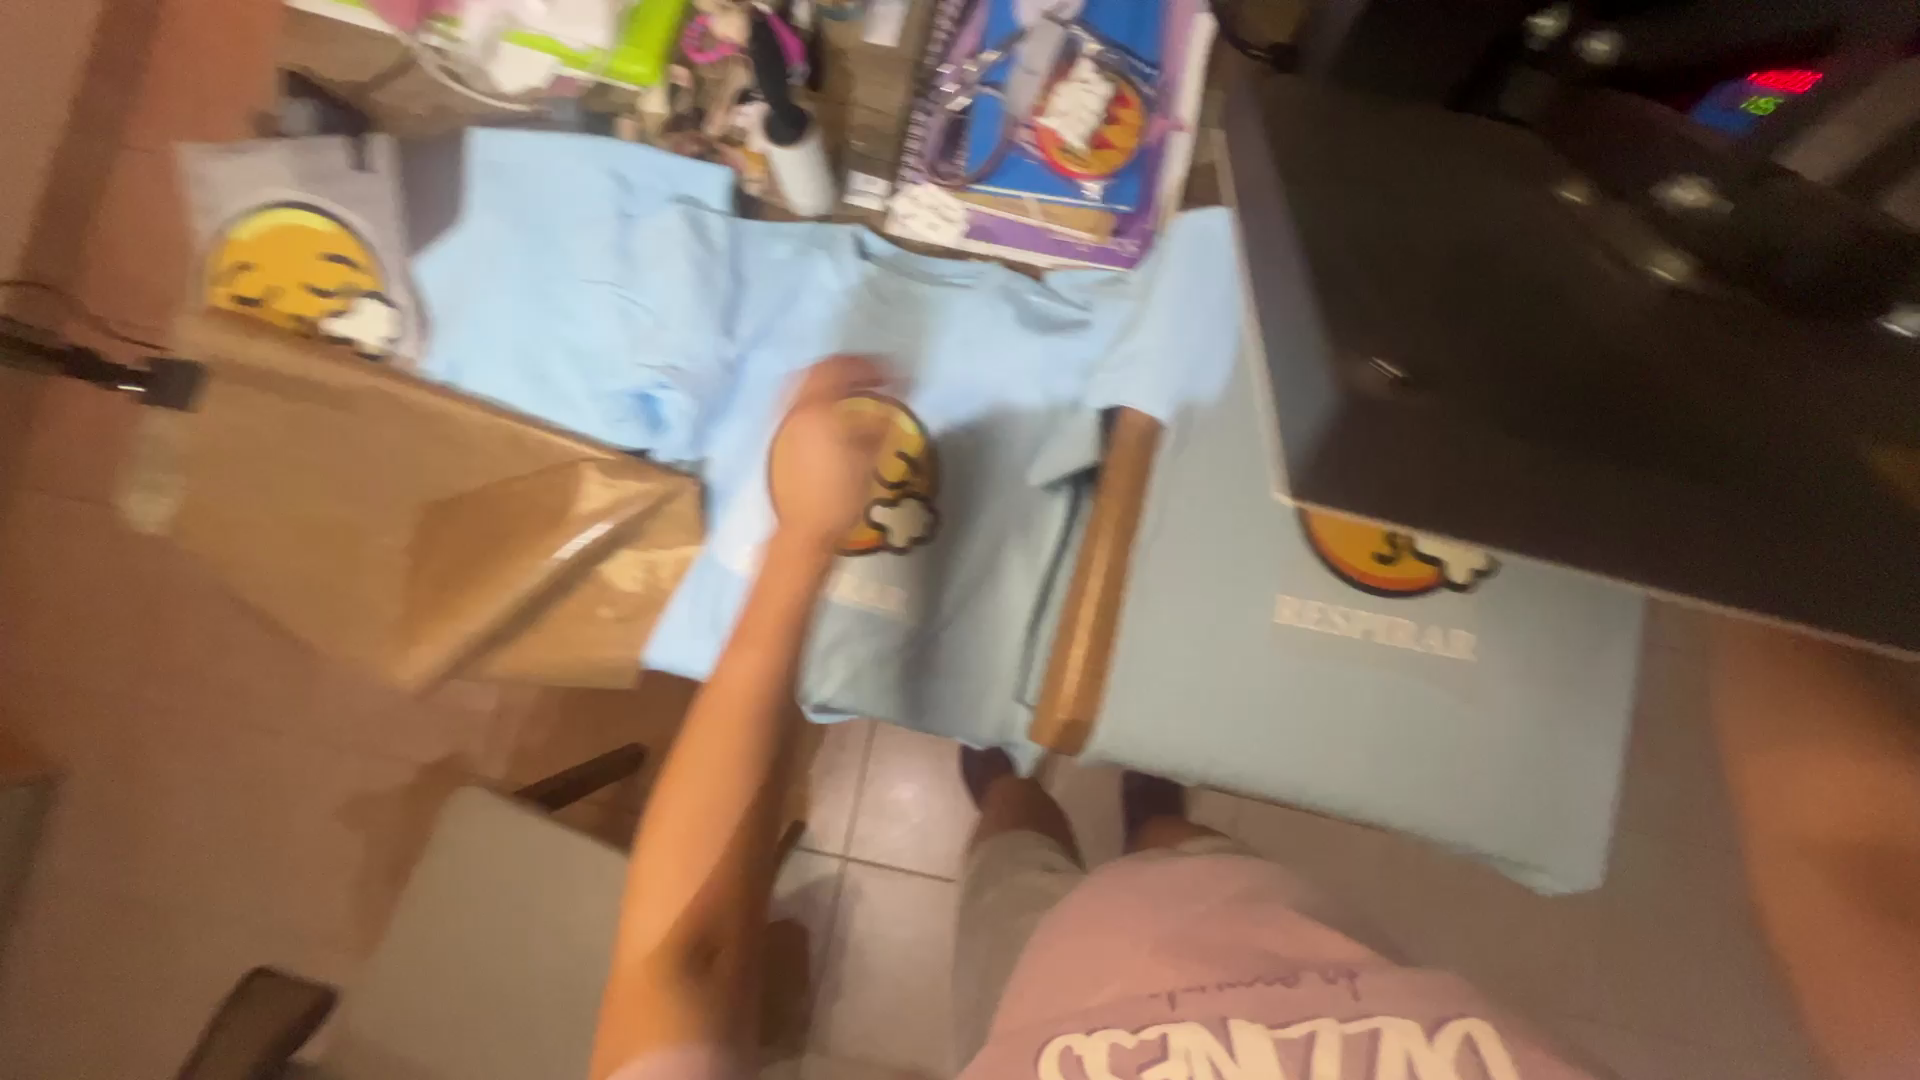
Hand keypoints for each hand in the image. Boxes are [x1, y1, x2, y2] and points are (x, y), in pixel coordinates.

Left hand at [768, 355, 894, 554]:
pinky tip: (835, 413)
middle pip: (819, 371)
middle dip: (849, 368)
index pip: (843, 370)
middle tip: (874, 376)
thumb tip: (892, 404)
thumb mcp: (868, 460)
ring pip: (805, 386)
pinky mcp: (781, 439)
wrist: (805, 530)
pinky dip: (819, 398)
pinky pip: (799, 403)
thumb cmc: (840, 498)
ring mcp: (785, 424)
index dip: (873, 367)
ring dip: (831, 381)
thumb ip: (879, 424)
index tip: (897, 376)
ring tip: (856, 391)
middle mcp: (796, 410)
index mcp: (817, 410)